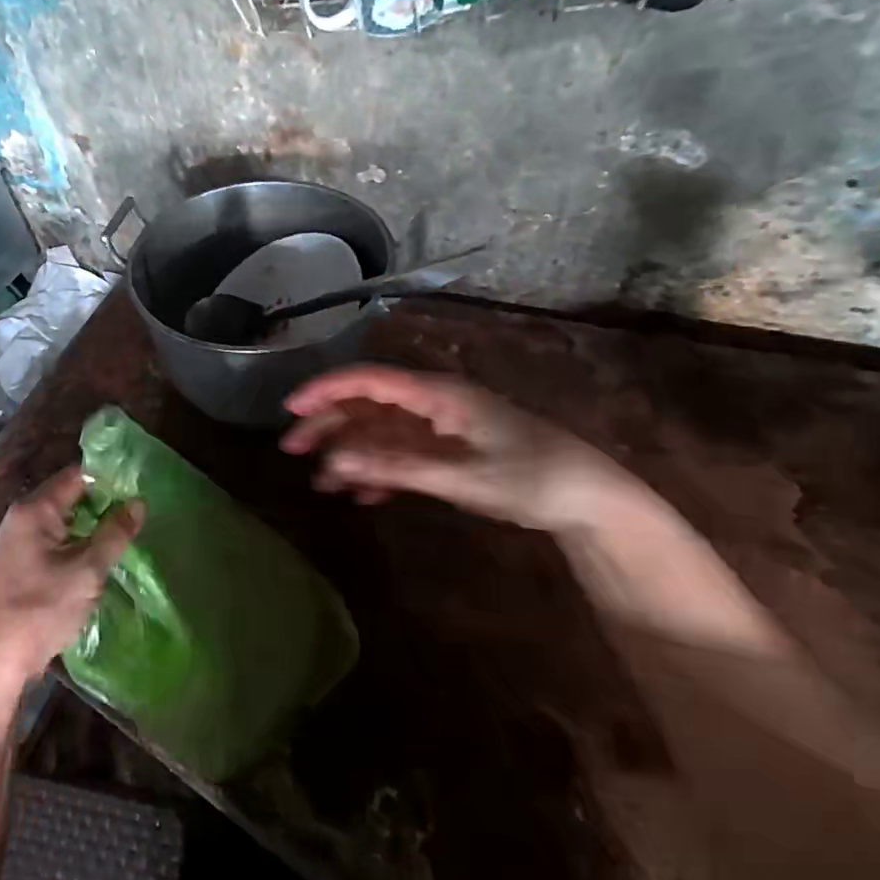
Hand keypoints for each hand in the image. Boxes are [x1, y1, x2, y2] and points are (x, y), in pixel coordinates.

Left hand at [0, 466, 143, 693]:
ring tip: (129, 530)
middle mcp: (23, 517)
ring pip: (66, 520)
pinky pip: (57, 539)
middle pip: (71, 495)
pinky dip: (80, 541)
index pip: (77, 475)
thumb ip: (115, 534)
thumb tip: (139, 503)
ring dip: (94, 524)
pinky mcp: (22, 563)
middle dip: (105, 501)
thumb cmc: (40, 610)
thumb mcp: (87, 571)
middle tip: (141, 510)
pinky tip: (103, 555)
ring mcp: (20, 541)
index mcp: (34, 510)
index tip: (141, 485)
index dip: (110, 478)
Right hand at [281, 365, 640, 529]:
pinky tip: (362, 495)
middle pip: (369, 405)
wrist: (589, 498)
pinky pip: (403, 453)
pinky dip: (380, 471)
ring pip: (382, 431)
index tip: (291, 408)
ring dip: (350, 453)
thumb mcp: (460, 476)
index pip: (370, 380)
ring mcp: (442, 426)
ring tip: (321, 481)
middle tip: (291, 449)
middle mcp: (434, 403)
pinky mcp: (450, 450)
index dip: (327, 389)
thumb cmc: (529, 478)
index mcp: (437, 394)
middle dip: (329, 424)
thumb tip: (334, 461)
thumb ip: (396, 467)